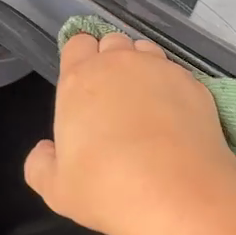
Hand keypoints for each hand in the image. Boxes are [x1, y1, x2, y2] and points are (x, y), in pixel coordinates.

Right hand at [24, 31, 235, 234]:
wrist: (178, 192)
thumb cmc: (108, 188)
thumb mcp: (57, 189)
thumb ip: (41, 165)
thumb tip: (45, 150)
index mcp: (81, 80)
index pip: (77, 44)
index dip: (79, 59)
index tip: (84, 84)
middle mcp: (121, 64)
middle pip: (113, 42)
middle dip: (111, 60)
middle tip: (113, 97)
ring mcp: (162, 70)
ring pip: (148, 52)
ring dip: (142, 68)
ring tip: (146, 103)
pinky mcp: (195, 84)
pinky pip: (178, 74)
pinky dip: (173, 88)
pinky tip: (176, 118)